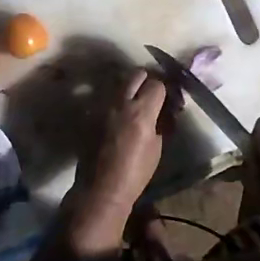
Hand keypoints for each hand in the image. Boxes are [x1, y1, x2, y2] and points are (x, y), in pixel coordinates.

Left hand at [61, 70, 170, 250]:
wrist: (102, 186)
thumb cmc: (136, 172)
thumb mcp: (157, 147)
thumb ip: (160, 123)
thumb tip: (163, 111)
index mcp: (141, 112)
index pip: (157, 84)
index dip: (165, 89)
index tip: (168, 98)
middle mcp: (120, 103)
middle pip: (136, 74)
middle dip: (147, 80)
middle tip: (152, 94)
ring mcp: (102, 106)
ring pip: (118, 83)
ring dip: (129, 88)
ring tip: (135, 103)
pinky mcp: (91, 114)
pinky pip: (106, 98)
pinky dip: (115, 101)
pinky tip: (119, 114)